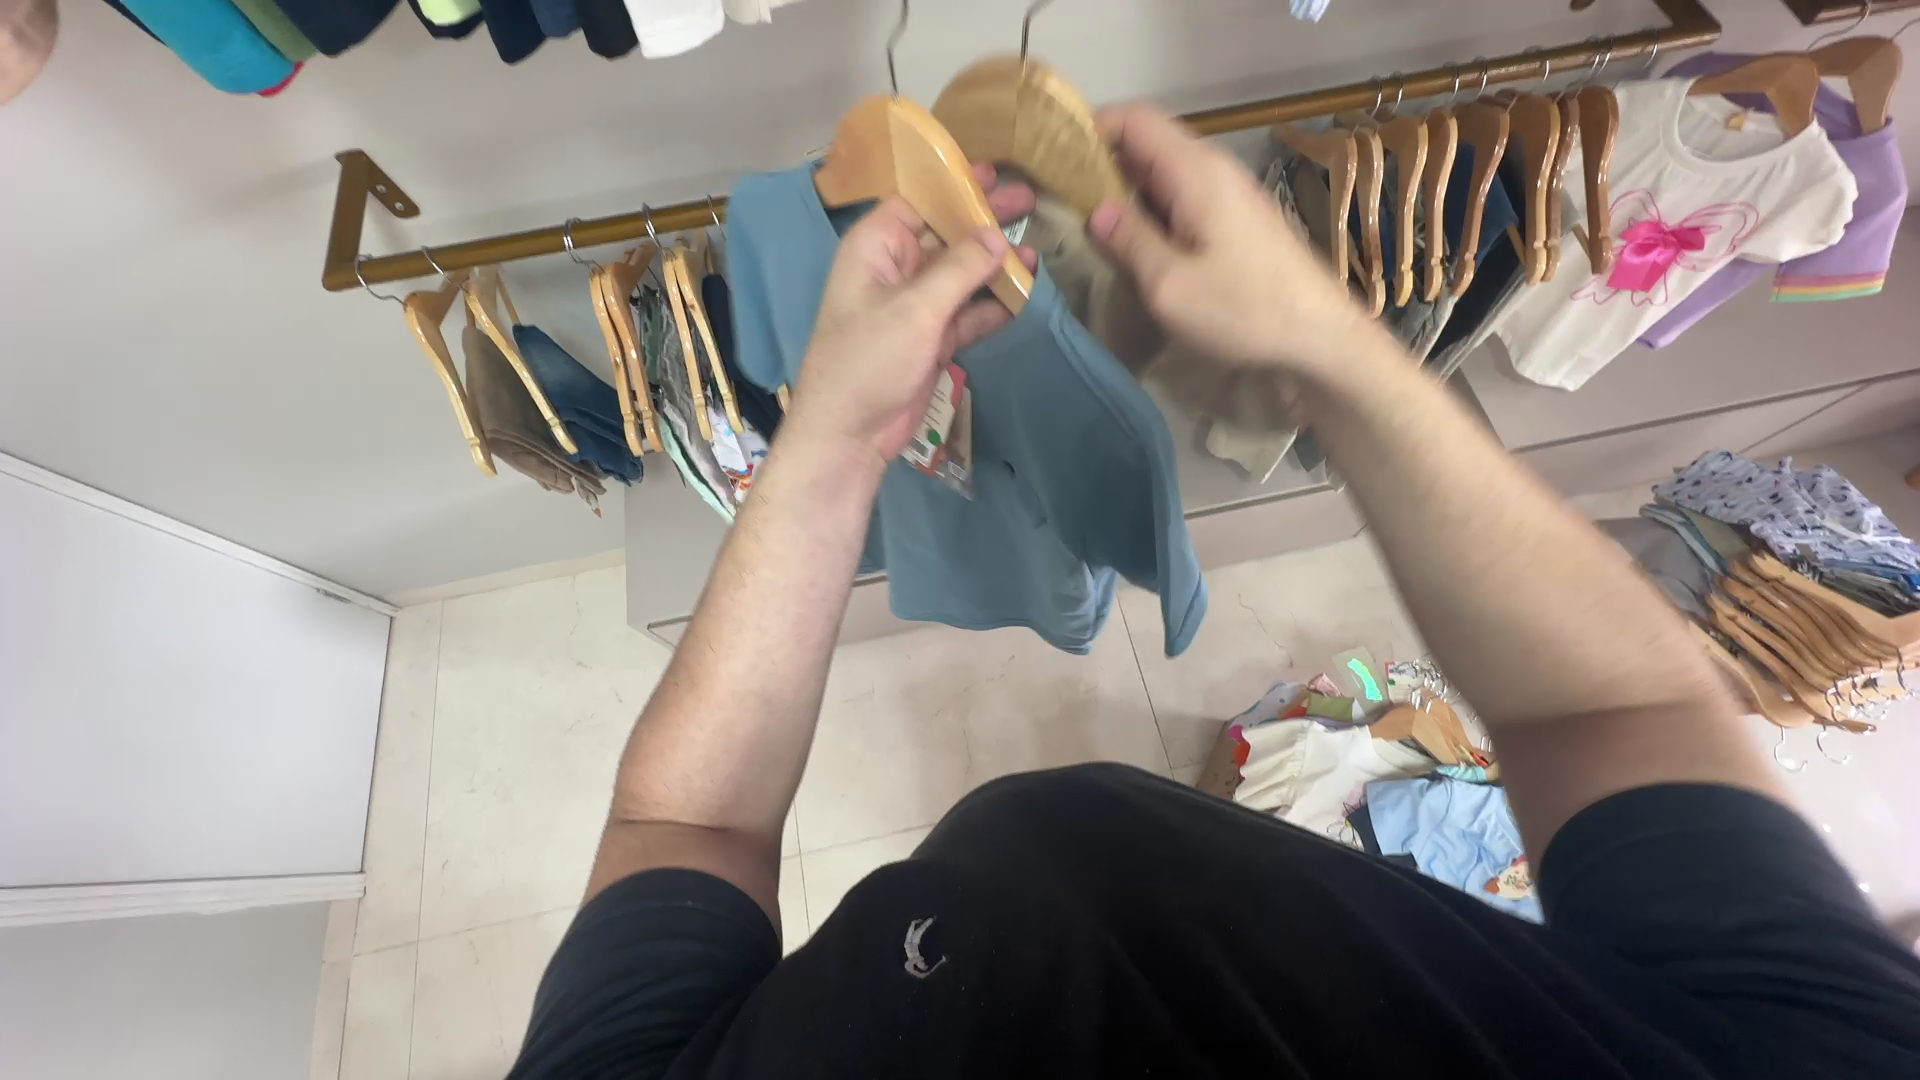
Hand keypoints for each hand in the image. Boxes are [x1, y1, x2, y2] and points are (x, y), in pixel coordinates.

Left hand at [786, 169, 1038, 468]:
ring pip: (961, 277)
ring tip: (1035, 254)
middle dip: (984, 223)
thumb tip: (996, 236)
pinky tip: (1023, 296)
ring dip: (995, 269)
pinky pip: (967, 314)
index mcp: (876, 247)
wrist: (850, 433)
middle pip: (945, 235)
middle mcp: (895, 270)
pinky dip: (992, 308)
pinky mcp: (930, 340)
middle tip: (1029, 202)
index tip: (996, 173)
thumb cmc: (869, 360)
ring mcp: (915, 307)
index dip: (955, 185)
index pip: (917, 200)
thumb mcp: (915, 308)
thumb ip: (959, 269)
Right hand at [1088, 104, 1376, 390]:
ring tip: (1090, 229)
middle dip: (1103, 166)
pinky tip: (1134, 249)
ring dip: (1126, 196)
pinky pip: (1182, 202)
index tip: (1056, 162)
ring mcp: (1228, 197)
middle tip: (1063, 204)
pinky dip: (1151, 215)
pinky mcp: (1236, 223)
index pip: (1136, 120)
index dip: (1092, 130)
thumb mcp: (1169, 285)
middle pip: (1148, 146)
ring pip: (1164, 177)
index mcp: (1196, 173)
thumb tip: (1096, 211)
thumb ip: (1129, 242)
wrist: (1318, 338)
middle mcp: (1213, 172)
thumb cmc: (1243, 311)